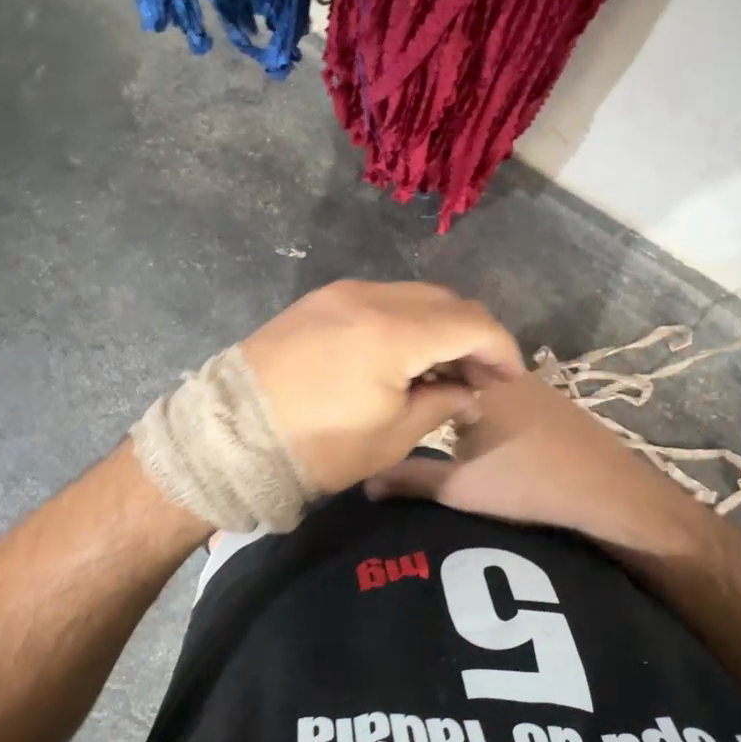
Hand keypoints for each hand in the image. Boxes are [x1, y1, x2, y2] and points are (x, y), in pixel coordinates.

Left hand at [239, 281, 524, 492]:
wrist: (230, 437)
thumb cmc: (318, 447)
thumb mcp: (392, 437)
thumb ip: (441, 405)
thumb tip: (467, 392)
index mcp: (394, 330)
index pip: (471, 324)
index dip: (501, 349)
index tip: (510, 379)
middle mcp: (370, 297)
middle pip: (444, 302)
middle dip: (472, 336)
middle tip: (480, 377)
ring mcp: (338, 294)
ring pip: (410, 298)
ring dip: (437, 327)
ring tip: (443, 371)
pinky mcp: (315, 303)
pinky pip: (377, 302)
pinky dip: (403, 324)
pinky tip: (402, 358)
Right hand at [365, 373, 702, 547]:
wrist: (607, 491)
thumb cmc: (525, 483)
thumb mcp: (457, 487)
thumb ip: (408, 479)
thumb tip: (365, 481)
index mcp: (475, 380)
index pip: (427, 359)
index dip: (403, 373)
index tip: (382, 390)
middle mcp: (502, 370)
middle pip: (454, 364)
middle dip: (428, 380)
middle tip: (400, 404)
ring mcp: (531, 382)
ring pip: (481, 376)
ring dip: (457, 389)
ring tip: (431, 415)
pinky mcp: (551, 399)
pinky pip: (502, 387)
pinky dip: (484, 398)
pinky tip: (477, 426)